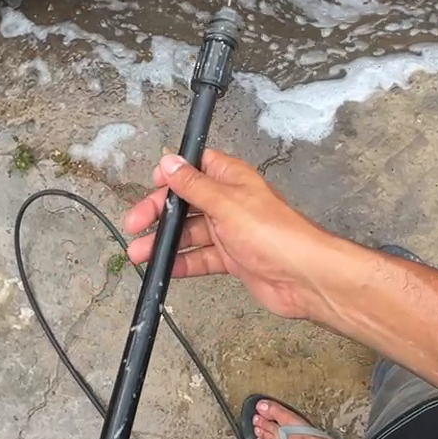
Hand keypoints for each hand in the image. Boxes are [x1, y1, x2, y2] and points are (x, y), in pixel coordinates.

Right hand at [122, 149, 350, 320]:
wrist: (303, 276)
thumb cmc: (274, 233)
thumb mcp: (224, 202)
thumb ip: (193, 184)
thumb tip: (170, 162)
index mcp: (230, 179)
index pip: (194, 168)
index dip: (171, 175)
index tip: (152, 185)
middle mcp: (229, 202)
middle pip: (185, 203)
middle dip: (158, 213)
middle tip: (135, 224)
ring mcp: (230, 231)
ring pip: (189, 233)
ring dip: (164, 242)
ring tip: (140, 253)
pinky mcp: (233, 258)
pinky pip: (200, 257)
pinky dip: (182, 262)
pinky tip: (166, 268)